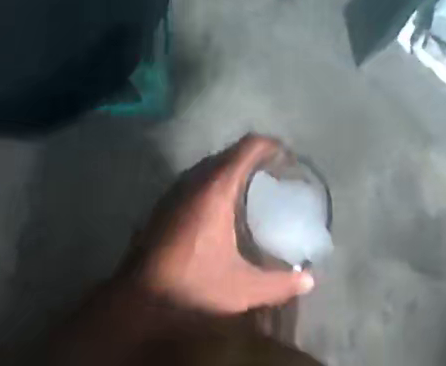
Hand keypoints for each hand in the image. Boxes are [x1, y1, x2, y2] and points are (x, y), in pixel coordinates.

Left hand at [131, 135, 316, 314]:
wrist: (137, 300)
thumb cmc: (192, 286)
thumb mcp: (241, 289)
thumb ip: (278, 283)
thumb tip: (309, 279)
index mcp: (217, 186)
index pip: (248, 146)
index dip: (271, 145)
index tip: (289, 157)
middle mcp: (196, 177)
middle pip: (232, 152)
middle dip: (256, 157)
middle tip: (277, 175)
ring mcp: (178, 187)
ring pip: (213, 164)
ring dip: (235, 169)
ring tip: (256, 188)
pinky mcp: (166, 201)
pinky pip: (199, 178)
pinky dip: (217, 181)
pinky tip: (225, 208)